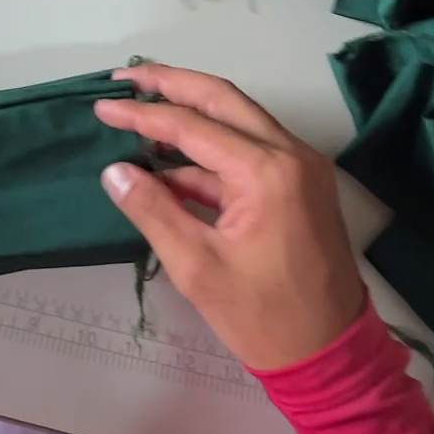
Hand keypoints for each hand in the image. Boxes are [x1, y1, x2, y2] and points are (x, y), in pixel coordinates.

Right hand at [94, 64, 366, 371]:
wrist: (332, 356)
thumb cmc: (262, 316)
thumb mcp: (196, 267)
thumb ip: (152, 210)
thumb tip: (114, 170)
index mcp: (266, 171)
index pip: (190, 125)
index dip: (140, 114)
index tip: (102, 107)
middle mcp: (289, 153)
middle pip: (221, 97)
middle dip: (170, 83)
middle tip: (125, 77)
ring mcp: (299, 165)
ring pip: (236, 116)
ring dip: (189, 109)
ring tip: (140, 107)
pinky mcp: (297, 181)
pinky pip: (246, 147)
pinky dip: (206, 146)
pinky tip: (168, 158)